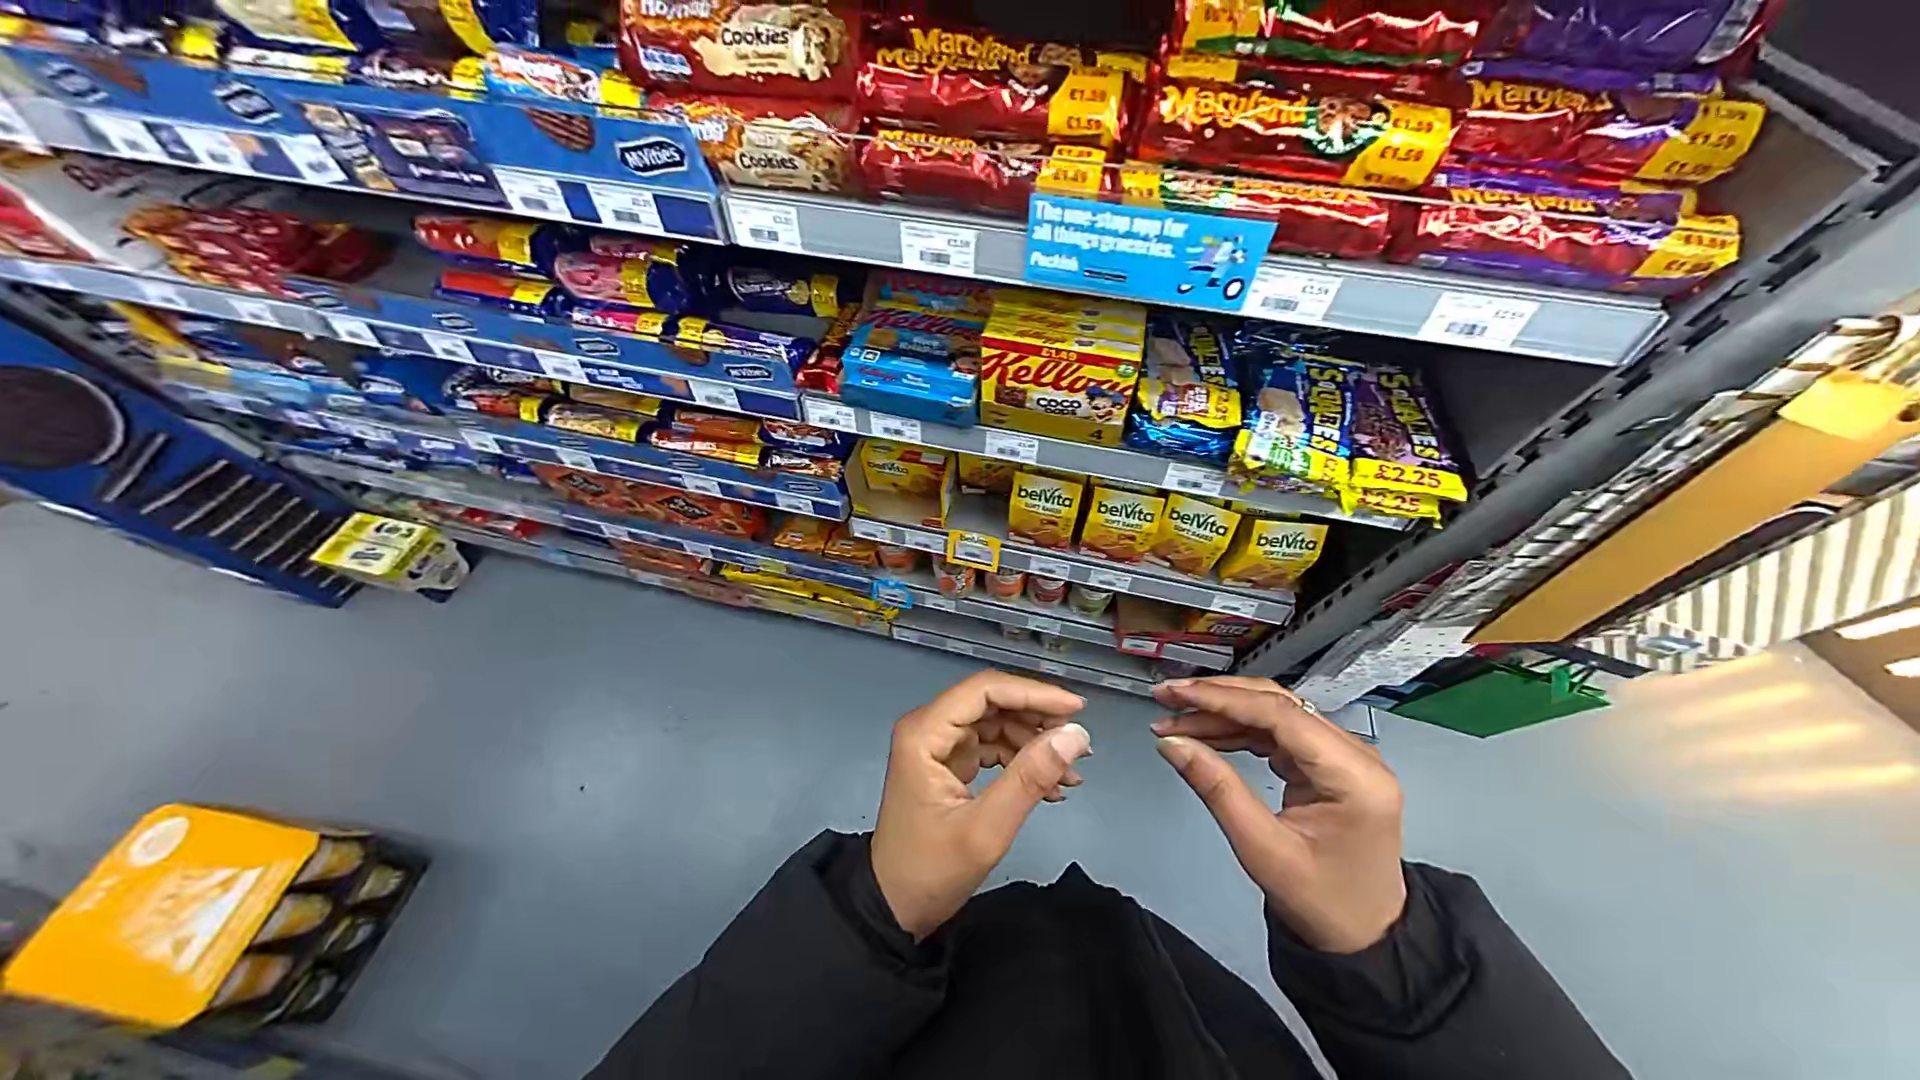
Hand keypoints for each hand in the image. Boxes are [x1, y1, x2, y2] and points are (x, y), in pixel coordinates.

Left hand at [871, 671, 1091, 939]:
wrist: (894, 908)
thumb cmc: (930, 870)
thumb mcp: (986, 829)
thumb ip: (1029, 778)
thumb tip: (1076, 735)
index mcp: (925, 732)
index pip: (985, 690)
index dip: (1033, 693)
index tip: (1076, 709)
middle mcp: (930, 727)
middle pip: (992, 703)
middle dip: (1038, 719)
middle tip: (1079, 743)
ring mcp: (939, 745)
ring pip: (997, 723)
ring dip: (1035, 743)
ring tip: (1071, 773)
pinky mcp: (950, 762)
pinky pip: (992, 747)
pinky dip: (1022, 760)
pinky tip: (1051, 786)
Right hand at [1152, 676, 1405, 953]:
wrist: (1362, 934)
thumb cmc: (1323, 900)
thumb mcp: (1261, 848)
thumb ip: (1216, 788)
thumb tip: (1173, 744)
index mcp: (1354, 776)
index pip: (1280, 714)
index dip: (1222, 699)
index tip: (1177, 695)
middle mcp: (1355, 756)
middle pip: (1276, 704)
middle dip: (1216, 697)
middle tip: (1166, 698)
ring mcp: (1342, 756)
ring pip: (1271, 713)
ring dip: (1220, 713)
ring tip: (1174, 720)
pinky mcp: (1324, 762)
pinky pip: (1274, 731)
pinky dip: (1235, 729)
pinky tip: (1202, 734)